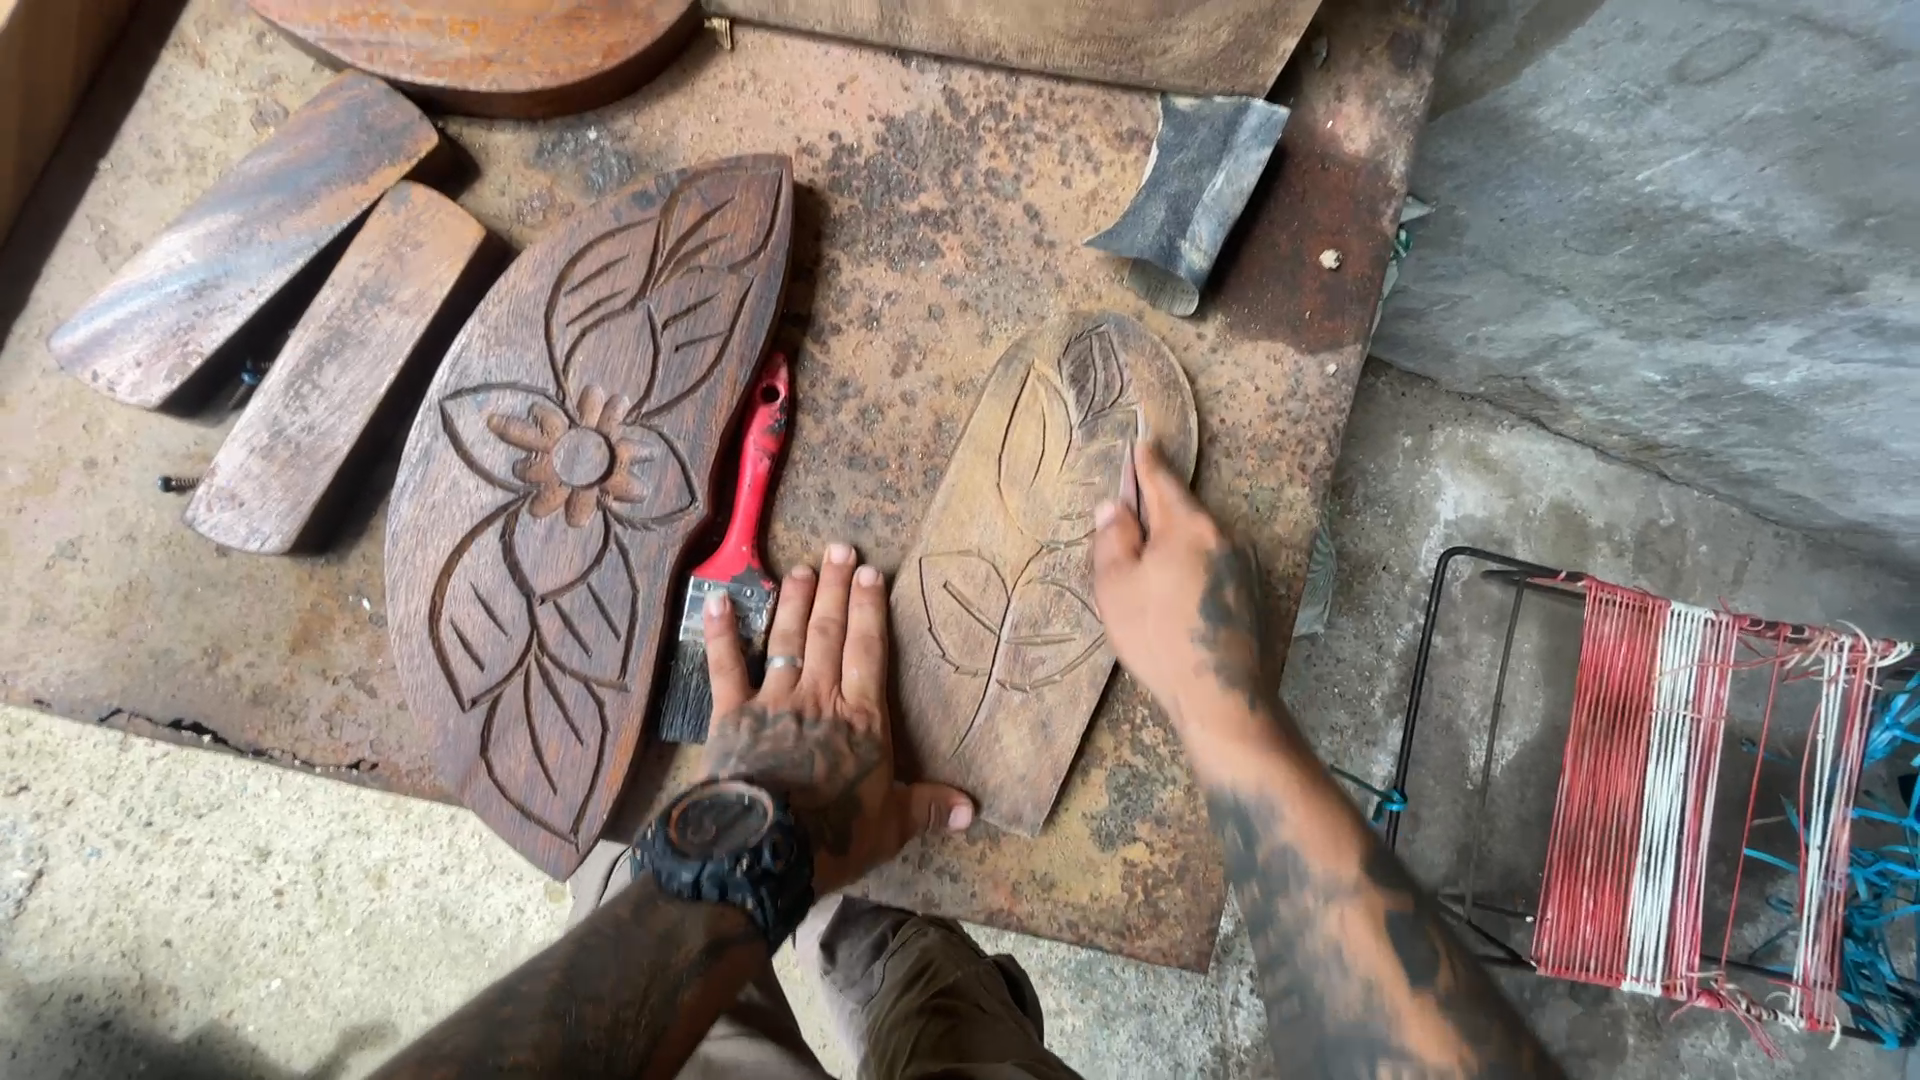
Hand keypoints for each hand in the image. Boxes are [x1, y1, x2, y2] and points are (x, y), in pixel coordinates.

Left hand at [698, 544, 974, 895]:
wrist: (763, 854)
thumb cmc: (833, 837)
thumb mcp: (891, 825)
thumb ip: (928, 807)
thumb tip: (973, 810)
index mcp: (861, 716)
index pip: (867, 648)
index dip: (869, 607)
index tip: (869, 572)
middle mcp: (820, 695)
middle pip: (830, 631)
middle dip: (836, 587)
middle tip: (840, 548)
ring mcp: (774, 700)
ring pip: (787, 638)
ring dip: (795, 601)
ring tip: (803, 568)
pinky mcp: (732, 714)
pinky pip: (726, 666)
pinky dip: (721, 633)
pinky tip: (717, 600)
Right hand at [1091, 442, 1274, 725]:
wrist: (1219, 694)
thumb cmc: (1157, 636)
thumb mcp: (1117, 586)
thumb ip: (1114, 539)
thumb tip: (1115, 507)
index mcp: (1189, 526)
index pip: (1163, 481)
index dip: (1146, 462)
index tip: (1142, 442)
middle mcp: (1223, 535)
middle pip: (1181, 511)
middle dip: (1154, 512)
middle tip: (1126, 523)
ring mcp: (1242, 564)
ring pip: (1196, 540)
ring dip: (1171, 544)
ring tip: (1145, 572)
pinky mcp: (1248, 591)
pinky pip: (1209, 562)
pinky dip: (1187, 565)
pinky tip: (1172, 595)